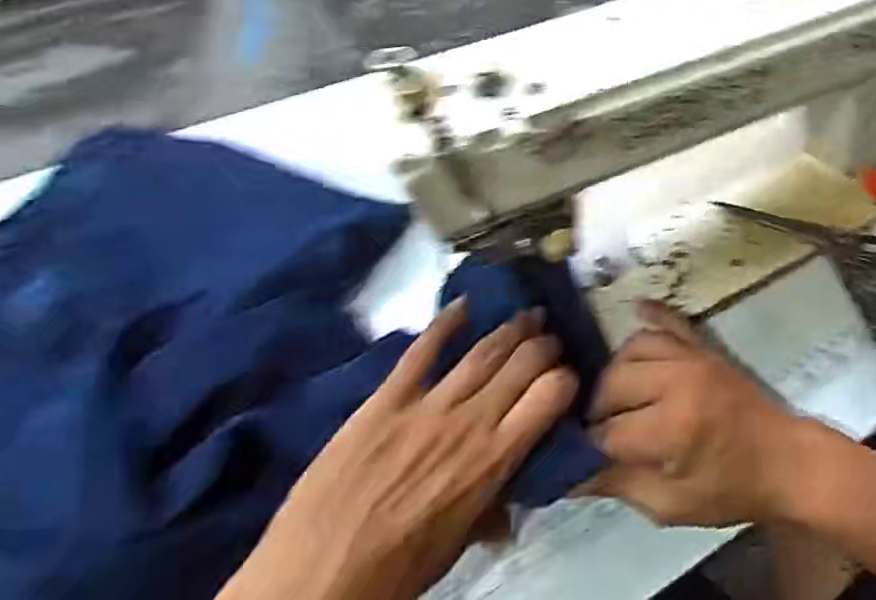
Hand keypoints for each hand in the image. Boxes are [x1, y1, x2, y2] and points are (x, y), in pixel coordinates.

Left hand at [219, 301, 576, 599]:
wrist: (309, 585)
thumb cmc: (392, 575)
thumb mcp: (455, 547)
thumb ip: (489, 511)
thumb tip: (513, 502)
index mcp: (493, 460)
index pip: (551, 395)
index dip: (566, 379)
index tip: (566, 377)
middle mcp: (470, 422)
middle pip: (523, 361)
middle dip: (545, 344)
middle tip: (551, 337)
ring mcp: (426, 405)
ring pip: (483, 349)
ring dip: (511, 327)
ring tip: (528, 315)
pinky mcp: (385, 399)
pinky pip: (423, 348)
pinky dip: (447, 321)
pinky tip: (465, 304)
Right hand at [584, 301, 818, 526]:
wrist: (785, 459)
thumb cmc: (731, 489)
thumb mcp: (673, 505)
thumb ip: (621, 484)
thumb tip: (571, 474)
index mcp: (671, 428)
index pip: (608, 430)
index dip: (589, 446)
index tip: (579, 455)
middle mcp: (679, 381)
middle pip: (614, 381)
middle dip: (598, 408)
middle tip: (597, 430)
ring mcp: (694, 357)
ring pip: (635, 347)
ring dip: (616, 370)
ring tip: (614, 397)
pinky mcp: (705, 347)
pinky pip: (672, 320)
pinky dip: (652, 313)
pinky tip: (635, 310)